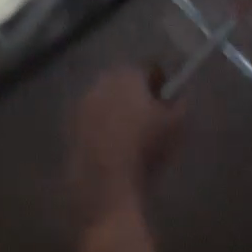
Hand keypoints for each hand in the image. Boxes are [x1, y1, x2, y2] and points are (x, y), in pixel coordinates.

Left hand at [67, 67, 183, 217]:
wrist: (105, 184)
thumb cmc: (145, 147)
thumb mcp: (177, 125)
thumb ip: (181, 104)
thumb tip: (179, 97)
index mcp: (128, 74)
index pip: (148, 68)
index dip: (160, 83)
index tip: (167, 100)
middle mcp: (101, 82)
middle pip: (124, 82)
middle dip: (136, 95)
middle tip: (150, 117)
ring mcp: (82, 104)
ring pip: (106, 101)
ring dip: (117, 111)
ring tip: (131, 136)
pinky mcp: (70, 128)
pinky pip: (92, 121)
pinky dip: (102, 128)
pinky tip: (113, 149)